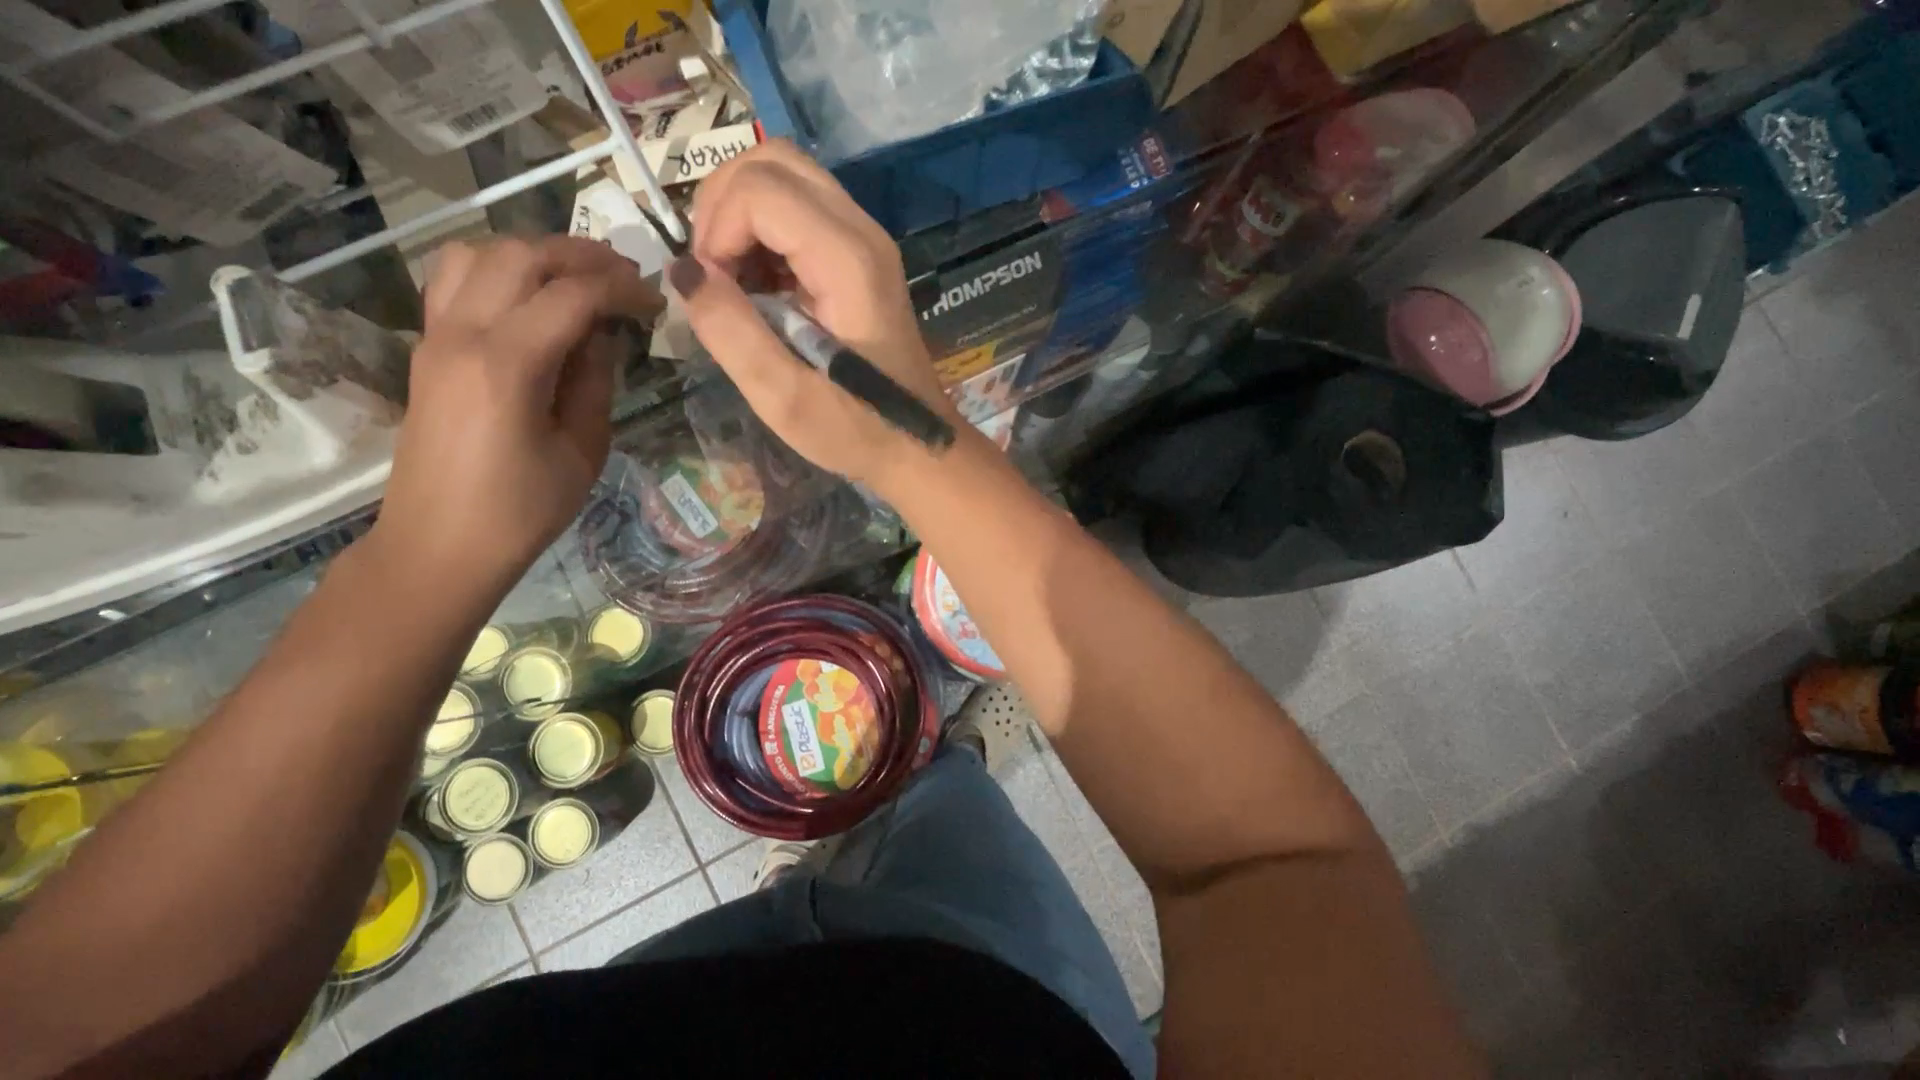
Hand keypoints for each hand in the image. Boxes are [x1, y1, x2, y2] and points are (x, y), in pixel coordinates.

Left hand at [372, 236, 662, 593]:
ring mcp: (436, 335)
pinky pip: (455, 279)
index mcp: (507, 364)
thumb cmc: (520, 512)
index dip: (623, 289)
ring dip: (534, 254)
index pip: (574, 294)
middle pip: (523, 255)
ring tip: (575, 278)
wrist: (437, 545)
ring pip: (480, 253)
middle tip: (624, 276)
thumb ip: (595, 380)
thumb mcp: (582, 451)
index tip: (656, 301)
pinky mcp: (427, 347)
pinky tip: (529, 297)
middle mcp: (463, 333)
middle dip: (581, 255)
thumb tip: (603, 333)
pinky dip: (497, 270)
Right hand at [670, 141, 961, 491]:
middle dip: (722, 206)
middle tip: (712, 273)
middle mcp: (862, 231)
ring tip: (731, 279)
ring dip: (739, 214)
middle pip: (773, 160)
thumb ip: (730, 330)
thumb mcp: (782, 397)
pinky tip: (757, 283)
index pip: (760, 189)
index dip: (716, 229)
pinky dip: (762, 228)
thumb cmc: (853, 428)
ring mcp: (864, 237)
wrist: (914, 444)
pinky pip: (799, 205)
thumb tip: (684, 272)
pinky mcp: (859, 251)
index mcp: (848, 261)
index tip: (713, 290)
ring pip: (785, 175)